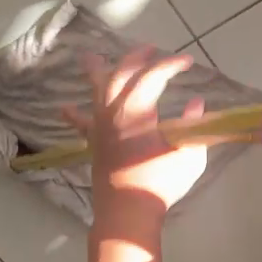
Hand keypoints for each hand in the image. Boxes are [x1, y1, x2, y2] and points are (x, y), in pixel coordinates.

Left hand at [63, 49, 206, 232]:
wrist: (127, 212)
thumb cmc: (160, 183)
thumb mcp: (188, 155)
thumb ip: (193, 127)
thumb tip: (197, 104)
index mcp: (136, 112)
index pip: (153, 77)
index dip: (171, 65)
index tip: (189, 62)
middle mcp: (113, 113)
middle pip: (121, 75)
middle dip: (136, 59)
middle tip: (150, 49)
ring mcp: (100, 128)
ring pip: (96, 92)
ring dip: (97, 72)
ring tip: (91, 57)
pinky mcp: (95, 144)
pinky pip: (82, 123)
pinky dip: (75, 114)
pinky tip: (64, 108)